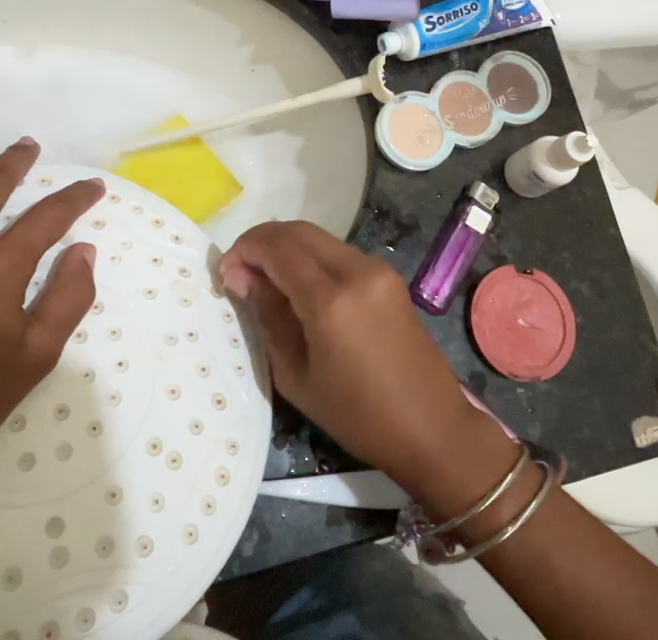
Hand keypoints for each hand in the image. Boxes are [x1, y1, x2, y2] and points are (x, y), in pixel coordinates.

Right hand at [219, 221, 510, 502]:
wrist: (432, 427)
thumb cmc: (358, 415)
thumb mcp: (297, 376)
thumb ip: (269, 318)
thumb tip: (245, 279)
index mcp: (331, 299)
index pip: (277, 247)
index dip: (244, 251)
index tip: (225, 275)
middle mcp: (357, 271)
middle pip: (299, 231)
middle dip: (263, 242)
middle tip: (240, 273)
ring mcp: (378, 270)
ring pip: (320, 239)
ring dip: (288, 249)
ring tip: (266, 282)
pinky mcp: (390, 278)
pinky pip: (340, 254)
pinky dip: (312, 259)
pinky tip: (299, 288)